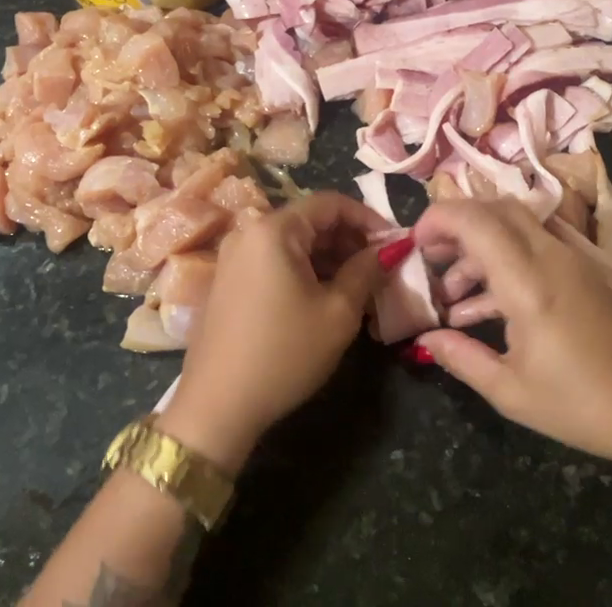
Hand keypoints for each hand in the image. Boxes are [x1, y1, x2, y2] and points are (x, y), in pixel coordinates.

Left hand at [159, 192, 390, 470]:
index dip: (368, 218)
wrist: (216, 408)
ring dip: (330, 258)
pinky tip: (326, 299)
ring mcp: (233, 258)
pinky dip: (305, 272)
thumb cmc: (284, 353)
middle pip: (310, 220)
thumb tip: (391, 248)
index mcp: (274, 229)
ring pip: (293, 244)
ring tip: (360, 287)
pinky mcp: (227, 283)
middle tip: (381, 268)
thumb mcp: (338, 313)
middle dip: (350, 240)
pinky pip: (275, 263)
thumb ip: (367, 270)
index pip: (331, 203)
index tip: (395, 243)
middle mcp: (248, 233)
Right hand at [412, 200, 611, 472]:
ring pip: (515, 227)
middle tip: (429, 258)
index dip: (438, 220)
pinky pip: (533, 249)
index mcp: (528, 282)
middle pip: (496, 210)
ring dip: (478, 248)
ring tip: (450, 295)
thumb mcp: (512, 391)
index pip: (476, 221)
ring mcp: (571, 262)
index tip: (414, 244)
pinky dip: (502, 263)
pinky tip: (481, 309)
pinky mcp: (583, 274)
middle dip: (456, 224)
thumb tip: (425, 339)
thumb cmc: (584, 406)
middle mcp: (550, 257)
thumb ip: (462, 357)